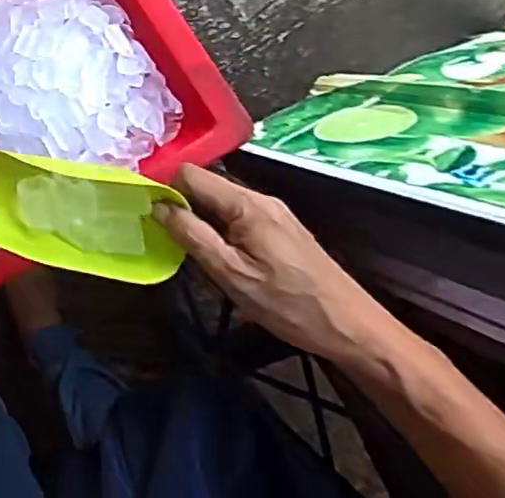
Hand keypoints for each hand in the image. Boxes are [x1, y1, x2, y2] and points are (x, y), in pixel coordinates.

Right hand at [157, 164, 399, 367]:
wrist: (357, 332)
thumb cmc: (291, 305)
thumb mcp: (231, 274)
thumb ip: (191, 235)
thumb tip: (157, 206)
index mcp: (246, 203)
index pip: (189, 173)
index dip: (164, 186)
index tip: (147, 209)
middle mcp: (260, 198)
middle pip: (205, 184)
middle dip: (180, 202)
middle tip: (164, 232)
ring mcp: (274, 212)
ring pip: (220, 200)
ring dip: (199, 216)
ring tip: (189, 245)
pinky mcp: (282, 228)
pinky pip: (237, 213)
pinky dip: (219, 225)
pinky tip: (219, 251)